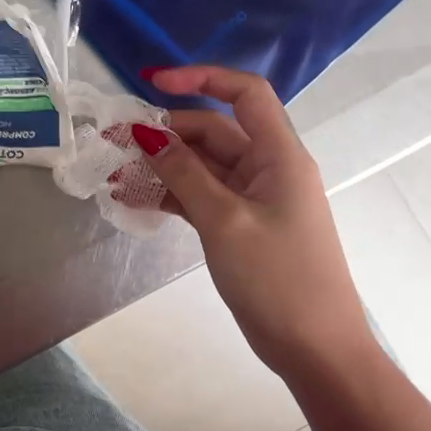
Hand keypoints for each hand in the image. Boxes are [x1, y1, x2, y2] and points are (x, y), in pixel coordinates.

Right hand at [134, 66, 373, 379]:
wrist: (317, 352)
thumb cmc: (279, 279)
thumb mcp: (225, 221)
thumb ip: (183, 172)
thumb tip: (146, 131)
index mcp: (279, 156)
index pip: (245, 93)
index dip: (201, 78)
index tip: (152, 82)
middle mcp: (267, 168)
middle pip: (212, 130)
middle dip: (163, 132)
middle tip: (113, 144)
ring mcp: (253, 198)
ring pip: (200, 164)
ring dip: (159, 165)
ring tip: (113, 176)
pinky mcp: (240, 224)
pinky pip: (199, 194)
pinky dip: (168, 193)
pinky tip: (132, 200)